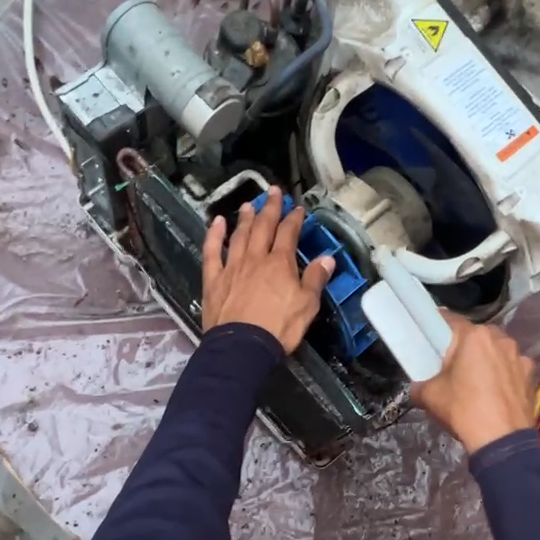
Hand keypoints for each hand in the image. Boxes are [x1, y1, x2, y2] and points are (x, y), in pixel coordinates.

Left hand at [201, 189, 334, 352]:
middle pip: (263, 227)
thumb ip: (316, 279)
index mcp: (280, 264)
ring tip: (249, 205)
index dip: (294, 219)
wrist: (243, 347)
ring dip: (245, 218)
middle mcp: (255, 258)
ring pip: (239, 235)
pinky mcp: (214, 280)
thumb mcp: (307, 306)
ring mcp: (232, 267)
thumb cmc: (279, 328)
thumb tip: (328, 258)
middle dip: (270, 208)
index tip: (298, 209)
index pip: (288, 234)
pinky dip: (214, 235)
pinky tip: (216, 223)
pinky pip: (212, 252)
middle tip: (273, 192)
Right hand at [412, 312, 537, 452]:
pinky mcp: (532, 376)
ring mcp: (520, 357)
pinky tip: (497, 394)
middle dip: (465, 348)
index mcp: (474, 336)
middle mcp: (500, 339)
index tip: (429, 338)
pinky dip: (504, 376)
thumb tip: (419, 387)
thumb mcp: (429, 396)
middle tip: (453, 367)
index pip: (449, 320)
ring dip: (487, 361)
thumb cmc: (463, 410)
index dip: (436, 328)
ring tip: (478, 383)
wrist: (501, 441)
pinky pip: (512, 369)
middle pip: (476, 337)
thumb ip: (420, 384)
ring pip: (497, 352)